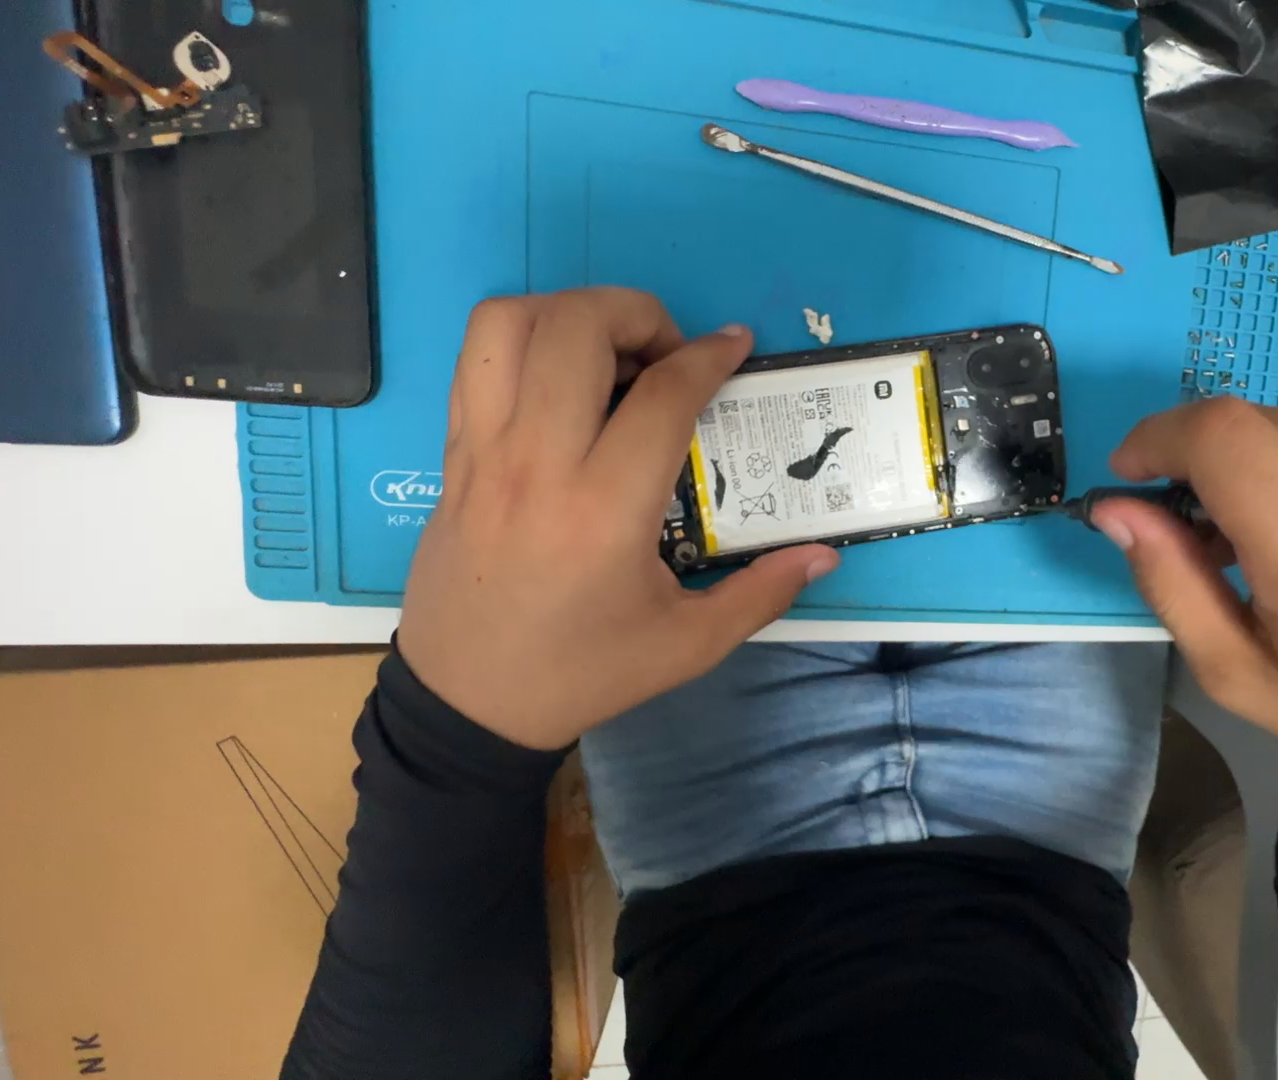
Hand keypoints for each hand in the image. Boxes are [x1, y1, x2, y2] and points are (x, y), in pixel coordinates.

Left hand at [396, 288, 838, 749]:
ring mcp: (483, 451)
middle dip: (639, 313)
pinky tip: (564, 379)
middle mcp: (537, 462)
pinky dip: (525, 337)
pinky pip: (476, 359)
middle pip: (577, 328)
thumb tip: (824, 555)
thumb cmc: (585, 671)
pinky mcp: (453, 454)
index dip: (710, 356)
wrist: (467, 703)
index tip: (737, 347)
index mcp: (604, 509)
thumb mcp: (688, 645)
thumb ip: (762, 594)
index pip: (662, 395)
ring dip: (572, 311)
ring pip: (510, 323)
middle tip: (672, 353)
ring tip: (613, 350)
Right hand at [1091, 399, 1277, 808]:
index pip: (1219, 434)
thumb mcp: (1239, 674)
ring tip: (1274, 533)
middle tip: (1202, 530)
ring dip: (1260, 463)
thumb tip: (1115, 508)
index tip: (1132, 472)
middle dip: (1203, 461)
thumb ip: (1168, 582)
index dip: (1157, 437)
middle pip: (1251, 422)